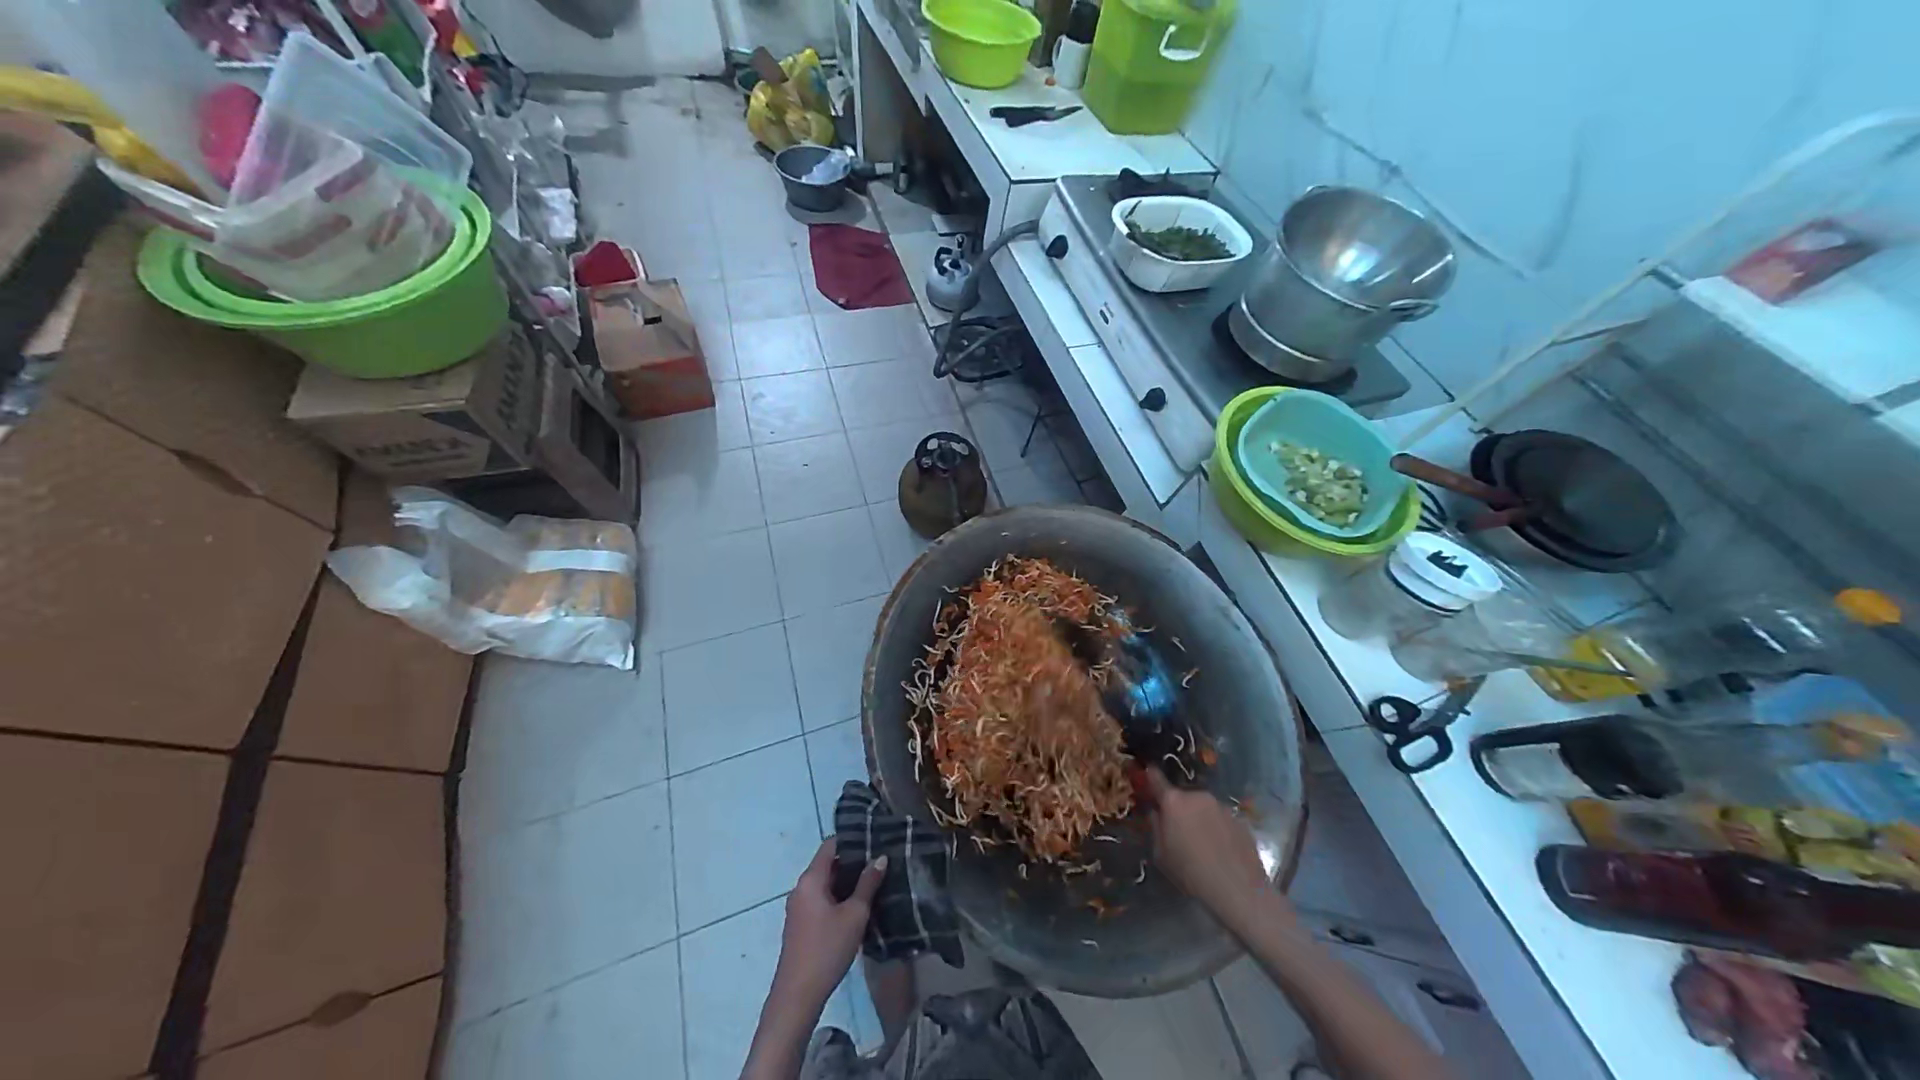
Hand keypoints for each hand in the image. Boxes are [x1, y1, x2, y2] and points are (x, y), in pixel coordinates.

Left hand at [771, 840, 887, 1008]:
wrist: (797, 995)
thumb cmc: (827, 949)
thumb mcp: (854, 915)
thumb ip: (867, 884)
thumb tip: (880, 857)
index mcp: (810, 879)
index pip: (830, 845)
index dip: (851, 839)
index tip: (874, 839)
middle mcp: (801, 888)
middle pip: (827, 864)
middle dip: (852, 861)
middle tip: (880, 861)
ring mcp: (798, 907)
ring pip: (825, 884)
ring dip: (846, 881)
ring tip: (874, 880)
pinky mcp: (800, 924)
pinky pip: (821, 899)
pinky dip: (838, 897)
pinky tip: (858, 906)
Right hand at [1144, 767, 1281, 931]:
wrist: (1238, 889)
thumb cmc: (1190, 872)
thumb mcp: (1161, 854)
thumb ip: (1156, 827)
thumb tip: (1157, 812)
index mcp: (1174, 802)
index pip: (1157, 779)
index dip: (1150, 776)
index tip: (1147, 772)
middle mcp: (1198, 796)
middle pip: (1183, 797)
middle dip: (1179, 808)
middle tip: (1178, 829)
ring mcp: (1222, 806)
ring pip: (1203, 807)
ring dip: (1199, 818)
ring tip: (1203, 843)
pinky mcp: (1240, 820)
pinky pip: (1221, 819)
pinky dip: (1217, 828)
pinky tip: (1220, 850)